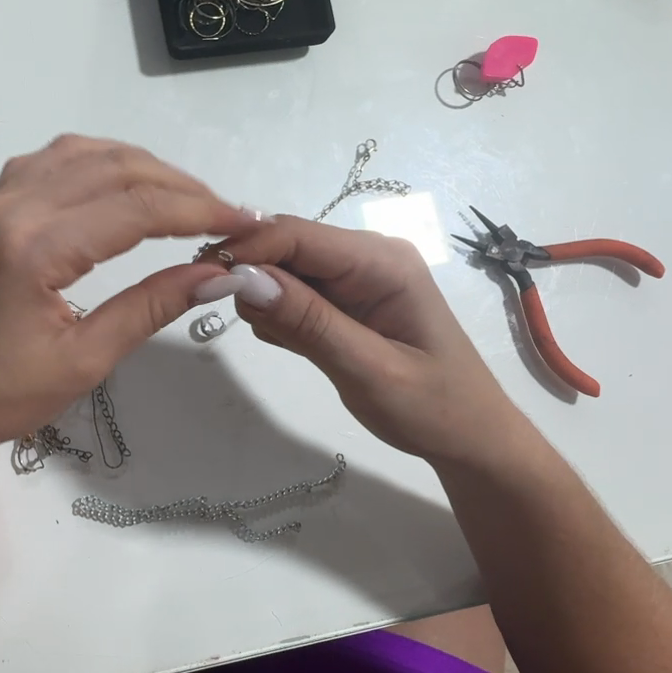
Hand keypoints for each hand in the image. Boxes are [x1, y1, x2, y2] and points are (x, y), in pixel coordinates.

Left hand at [0, 136, 260, 493]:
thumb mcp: (82, 361)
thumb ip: (149, 307)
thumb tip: (216, 273)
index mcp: (36, 250)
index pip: (137, 208)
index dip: (199, 209)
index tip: (245, 222)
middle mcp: (13, 209)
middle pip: (114, 168)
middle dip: (178, 184)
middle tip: (223, 211)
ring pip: (81, 154)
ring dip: (139, 166)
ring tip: (183, 197)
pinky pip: (49, 164)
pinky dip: (95, 163)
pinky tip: (120, 185)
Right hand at [209, 216, 531, 466]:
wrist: (469, 439)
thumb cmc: (432, 408)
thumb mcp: (368, 369)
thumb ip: (308, 322)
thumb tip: (244, 278)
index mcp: (381, 261)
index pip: (295, 234)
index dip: (245, 251)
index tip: (202, 284)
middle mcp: (365, 257)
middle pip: (283, 246)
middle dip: (251, 277)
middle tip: (251, 327)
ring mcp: (353, 279)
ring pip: (281, 271)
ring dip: (266, 303)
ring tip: (291, 346)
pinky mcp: (341, 301)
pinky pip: (290, 295)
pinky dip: (278, 318)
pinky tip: (298, 346)